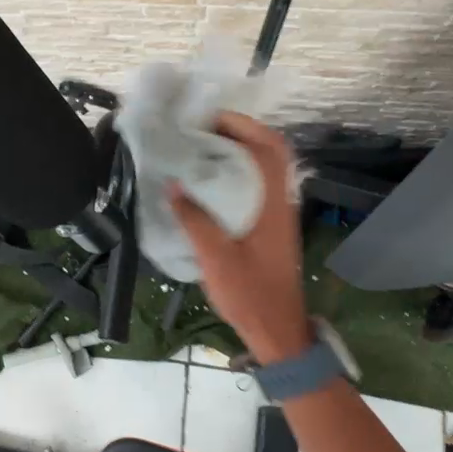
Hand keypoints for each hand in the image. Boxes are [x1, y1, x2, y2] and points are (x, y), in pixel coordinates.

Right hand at [168, 112, 311, 363]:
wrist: (278, 330)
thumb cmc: (249, 294)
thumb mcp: (214, 257)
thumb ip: (193, 218)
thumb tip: (172, 183)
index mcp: (272, 203)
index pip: (269, 147)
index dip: (242, 125)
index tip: (208, 120)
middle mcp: (280, 201)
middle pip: (269, 151)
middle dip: (237, 132)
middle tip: (200, 131)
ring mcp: (278, 214)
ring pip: (264, 167)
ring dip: (237, 151)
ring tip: (199, 150)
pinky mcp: (271, 226)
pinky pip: (257, 185)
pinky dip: (236, 172)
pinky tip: (208, 183)